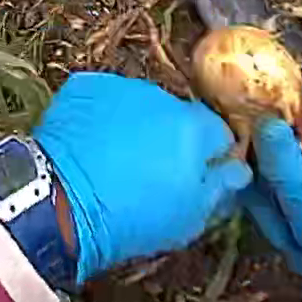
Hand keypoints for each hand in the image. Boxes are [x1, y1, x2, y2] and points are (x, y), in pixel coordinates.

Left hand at [33, 72, 251, 283]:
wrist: (63, 196)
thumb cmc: (135, 215)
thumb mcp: (190, 217)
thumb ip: (220, 187)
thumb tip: (237, 169)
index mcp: (191, 126)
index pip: (218, 131)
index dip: (212, 155)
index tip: (199, 175)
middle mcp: (159, 94)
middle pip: (176, 115)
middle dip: (171, 137)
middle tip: (154, 170)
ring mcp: (119, 85)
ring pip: (139, 104)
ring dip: (137, 124)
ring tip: (118, 158)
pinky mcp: (85, 84)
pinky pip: (103, 97)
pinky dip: (102, 115)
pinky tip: (92, 141)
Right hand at [246, 119, 301, 301]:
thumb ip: (281, 161)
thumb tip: (260, 112)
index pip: (254, 139)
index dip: (248, 173)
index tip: (262, 207)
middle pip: (265, 170)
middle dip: (270, 210)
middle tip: (291, 240)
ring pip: (279, 196)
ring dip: (285, 229)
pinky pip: (297, 212)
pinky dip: (299, 237)